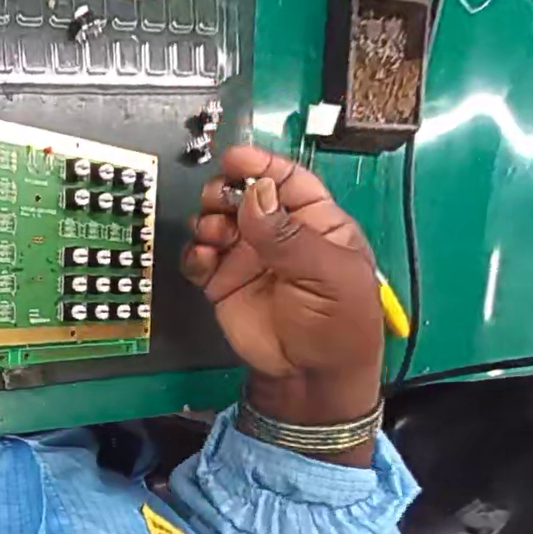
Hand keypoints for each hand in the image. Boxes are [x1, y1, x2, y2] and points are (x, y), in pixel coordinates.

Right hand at [180, 146, 384, 429]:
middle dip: (226, 193)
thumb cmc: (337, 323)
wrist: (306, 374)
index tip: (234, 159)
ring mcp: (245, 258)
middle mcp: (275, 235)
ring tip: (213, 237)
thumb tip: (255, 192)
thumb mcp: (327, 274)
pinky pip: (199, 257)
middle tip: (218, 202)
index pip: (287, 182)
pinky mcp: (219, 281)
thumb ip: (287, 234)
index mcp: (314, 224)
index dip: (261, 167)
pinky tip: (204, 262)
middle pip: (243, 196)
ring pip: (216, 223)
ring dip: (208, 222)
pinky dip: (195, 254)